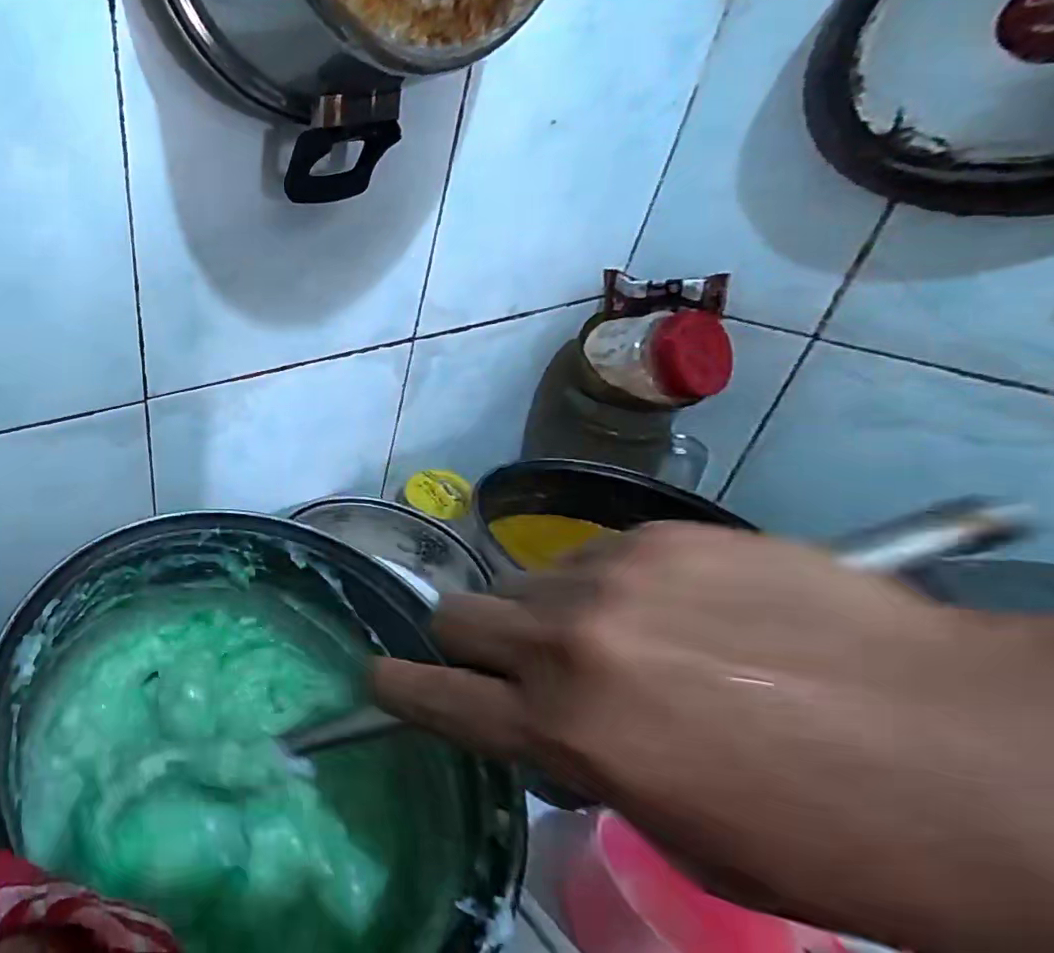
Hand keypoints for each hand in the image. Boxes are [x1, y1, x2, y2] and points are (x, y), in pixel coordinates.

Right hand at [369, 522, 1053, 952]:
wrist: (1013, 755)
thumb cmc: (851, 839)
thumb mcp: (692, 840)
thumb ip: (589, 769)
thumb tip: (545, 726)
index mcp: (573, 731)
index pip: (435, 696)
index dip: (398, 690)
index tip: (383, 682)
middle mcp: (571, 641)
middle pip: (454, 615)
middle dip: (471, 645)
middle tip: (525, 668)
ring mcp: (615, 575)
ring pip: (524, 584)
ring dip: (549, 615)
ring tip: (629, 640)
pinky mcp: (664, 535)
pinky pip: (594, 558)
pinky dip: (613, 588)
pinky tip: (687, 613)